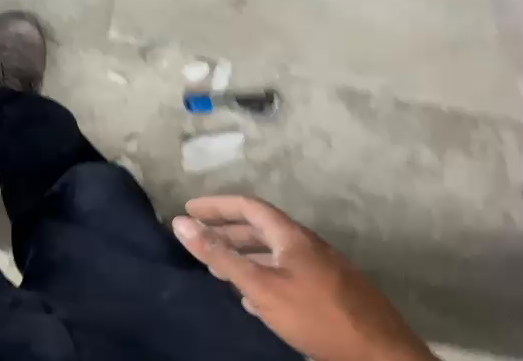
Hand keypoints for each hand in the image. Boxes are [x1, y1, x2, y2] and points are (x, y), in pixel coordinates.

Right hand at [173, 195, 436, 360]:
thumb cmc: (318, 318)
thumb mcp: (260, 286)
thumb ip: (219, 254)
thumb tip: (179, 221)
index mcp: (294, 238)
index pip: (249, 206)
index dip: (216, 205)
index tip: (189, 210)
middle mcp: (314, 248)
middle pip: (264, 229)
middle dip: (229, 233)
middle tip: (201, 242)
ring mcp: (333, 273)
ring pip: (280, 254)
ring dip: (248, 257)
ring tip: (224, 272)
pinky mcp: (343, 297)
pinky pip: (295, 274)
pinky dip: (269, 276)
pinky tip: (260, 299)